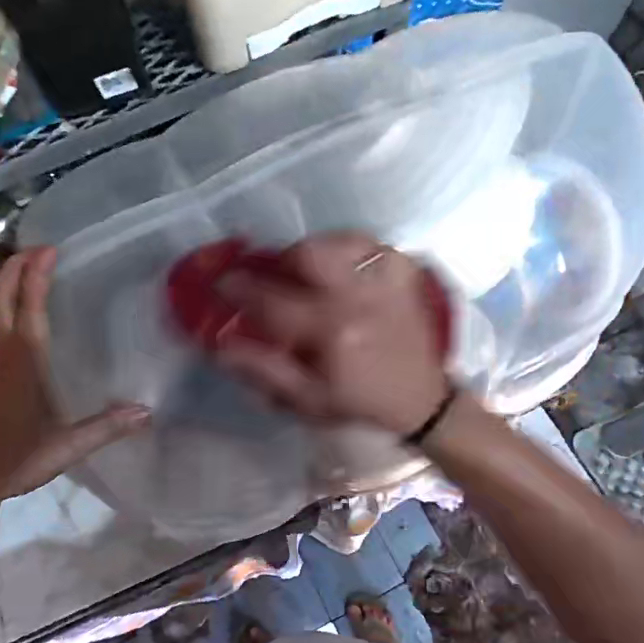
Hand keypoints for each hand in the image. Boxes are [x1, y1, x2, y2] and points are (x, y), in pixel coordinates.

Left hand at [0, 247, 148, 504]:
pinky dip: (4, 311)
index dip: (37, 277)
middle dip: (15, 270)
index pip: (30, 309)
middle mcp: (3, 356)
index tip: (50, 249)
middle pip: (2, 301)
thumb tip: (147, 411)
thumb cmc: (14, 459)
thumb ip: (105, 427)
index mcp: (23, 364)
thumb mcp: (66, 446)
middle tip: (35, 248)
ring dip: (6, 287)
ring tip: (23, 272)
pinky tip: (17, 320)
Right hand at [216, 232, 452, 434]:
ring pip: (340, 241)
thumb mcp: (307, 400)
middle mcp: (360, 299)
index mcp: (333, 333)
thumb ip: (264, 370)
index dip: (242, 289)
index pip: (274, 302)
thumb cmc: (358, 401)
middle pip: (310, 253)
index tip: (224, 282)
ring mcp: (387, 281)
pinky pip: (370, 243)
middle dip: (282, 260)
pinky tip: (342, 268)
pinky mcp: (405, 273)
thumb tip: (222, 346)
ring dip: (315, 251)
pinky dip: (348, 249)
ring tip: (310, 273)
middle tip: (276, 275)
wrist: (421, 399)